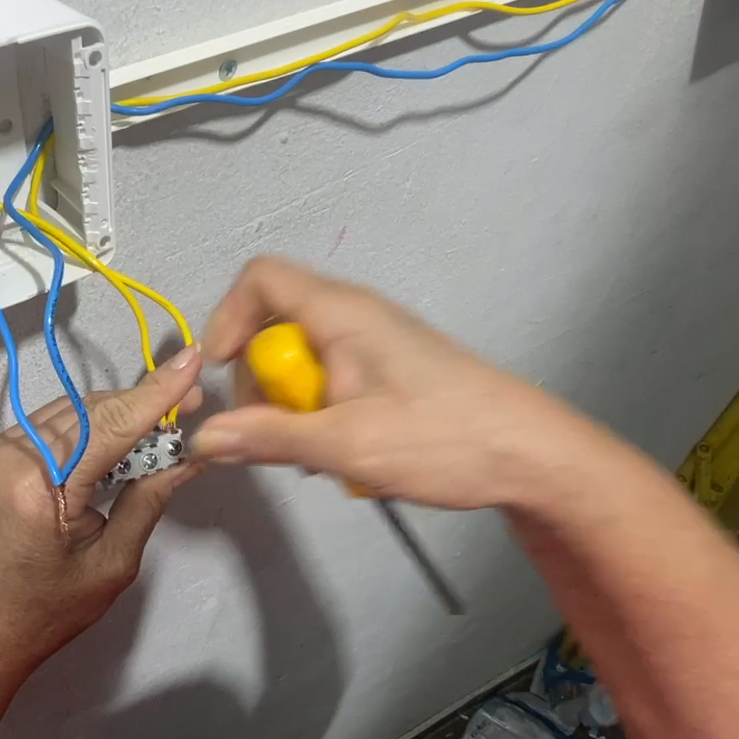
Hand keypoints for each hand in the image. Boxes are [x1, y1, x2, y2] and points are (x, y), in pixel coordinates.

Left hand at [0, 345, 204, 675]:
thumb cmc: (56, 603)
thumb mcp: (114, 562)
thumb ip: (147, 500)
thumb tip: (191, 454)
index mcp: (35, 489)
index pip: (104, 428)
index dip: (152, 396)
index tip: (192, 363)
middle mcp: (8, 457)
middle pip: (88, 411)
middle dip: (141, 403)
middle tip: (192, 401)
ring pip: (72, 410)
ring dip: (118, 411)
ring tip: (162, 420)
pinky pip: (54, 423)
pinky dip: (91, 424)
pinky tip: (121, 433)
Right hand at [194, 256, 600, 510]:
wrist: (536, 459)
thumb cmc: (443, 440)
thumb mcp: (345, 445)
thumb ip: (269, 437)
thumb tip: (202, 438)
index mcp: (341, 314)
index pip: (260, 279)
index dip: (227, 318)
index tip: (222, 371)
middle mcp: (354, 316)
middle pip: (272, 323)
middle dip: (257, 378)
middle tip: (272, 428)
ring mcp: (372, 342)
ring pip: (298, 358)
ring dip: (287, 403)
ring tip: (311, 449)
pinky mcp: (386, 370)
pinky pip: (326, 377)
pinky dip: (316, 411)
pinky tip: (339, 449)